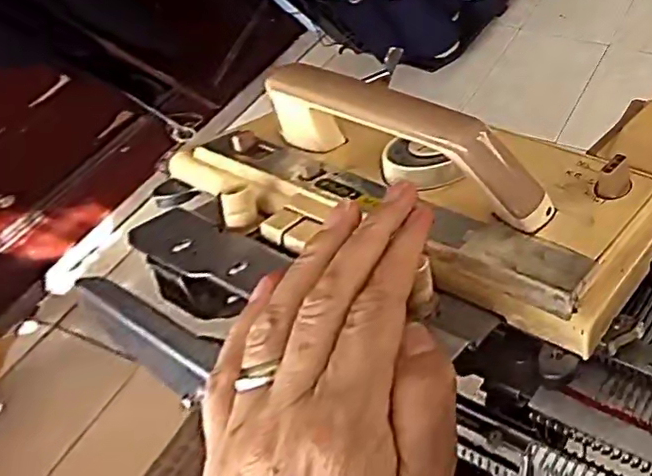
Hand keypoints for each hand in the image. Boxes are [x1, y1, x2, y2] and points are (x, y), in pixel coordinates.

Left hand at [204, 183, 456, 475]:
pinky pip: (231, 365)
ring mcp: (246, 429)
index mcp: (343, 421)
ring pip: (276, 320)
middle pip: (326, 302)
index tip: (419, 219)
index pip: (375, 309)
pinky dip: (254, 313)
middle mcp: (285, 419)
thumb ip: (426, 394)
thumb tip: (417, 333)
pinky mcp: (225, 442)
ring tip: (341, 219)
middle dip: (366, 238)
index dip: (401, 252)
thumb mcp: (426, 466)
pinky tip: (275, 280)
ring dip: (313, 258)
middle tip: (392, 202)